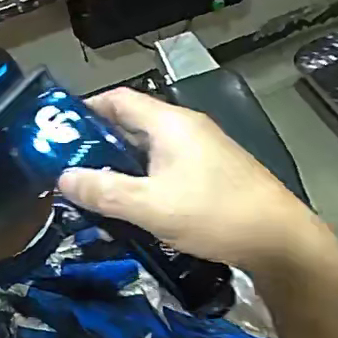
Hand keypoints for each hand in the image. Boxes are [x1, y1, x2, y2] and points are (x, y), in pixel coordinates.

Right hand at [56, 88, 327, 272]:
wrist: (278, 239)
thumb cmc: (213, 214)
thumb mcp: (150, 206)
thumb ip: (105, 191)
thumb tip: (63, 177)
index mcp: (170, 123)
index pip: (118, 99)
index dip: (86, 109)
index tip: (59, 132)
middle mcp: (187, 128)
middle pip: (133, 123)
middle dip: (99, 142)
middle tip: (70, 167)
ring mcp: (204, 149)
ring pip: (150, 148)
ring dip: (122, 164)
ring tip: (95, 189)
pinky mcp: (214, 172)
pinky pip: (168, 165)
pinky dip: (145, 177)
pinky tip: (135, 203)